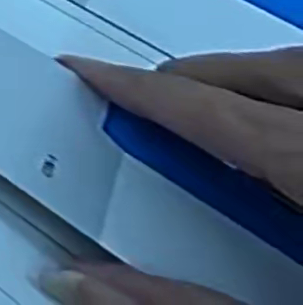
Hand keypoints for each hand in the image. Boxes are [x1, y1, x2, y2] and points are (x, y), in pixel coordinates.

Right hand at [42, 49, 302, 303]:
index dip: (130, 87)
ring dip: (268, 85)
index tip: (87, 73)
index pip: (202, 108)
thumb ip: (185, 300)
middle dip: (212, 74)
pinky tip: (295, 137)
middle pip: (280, 73)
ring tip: (235, 103)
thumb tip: (74, 280)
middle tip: (159, 86)